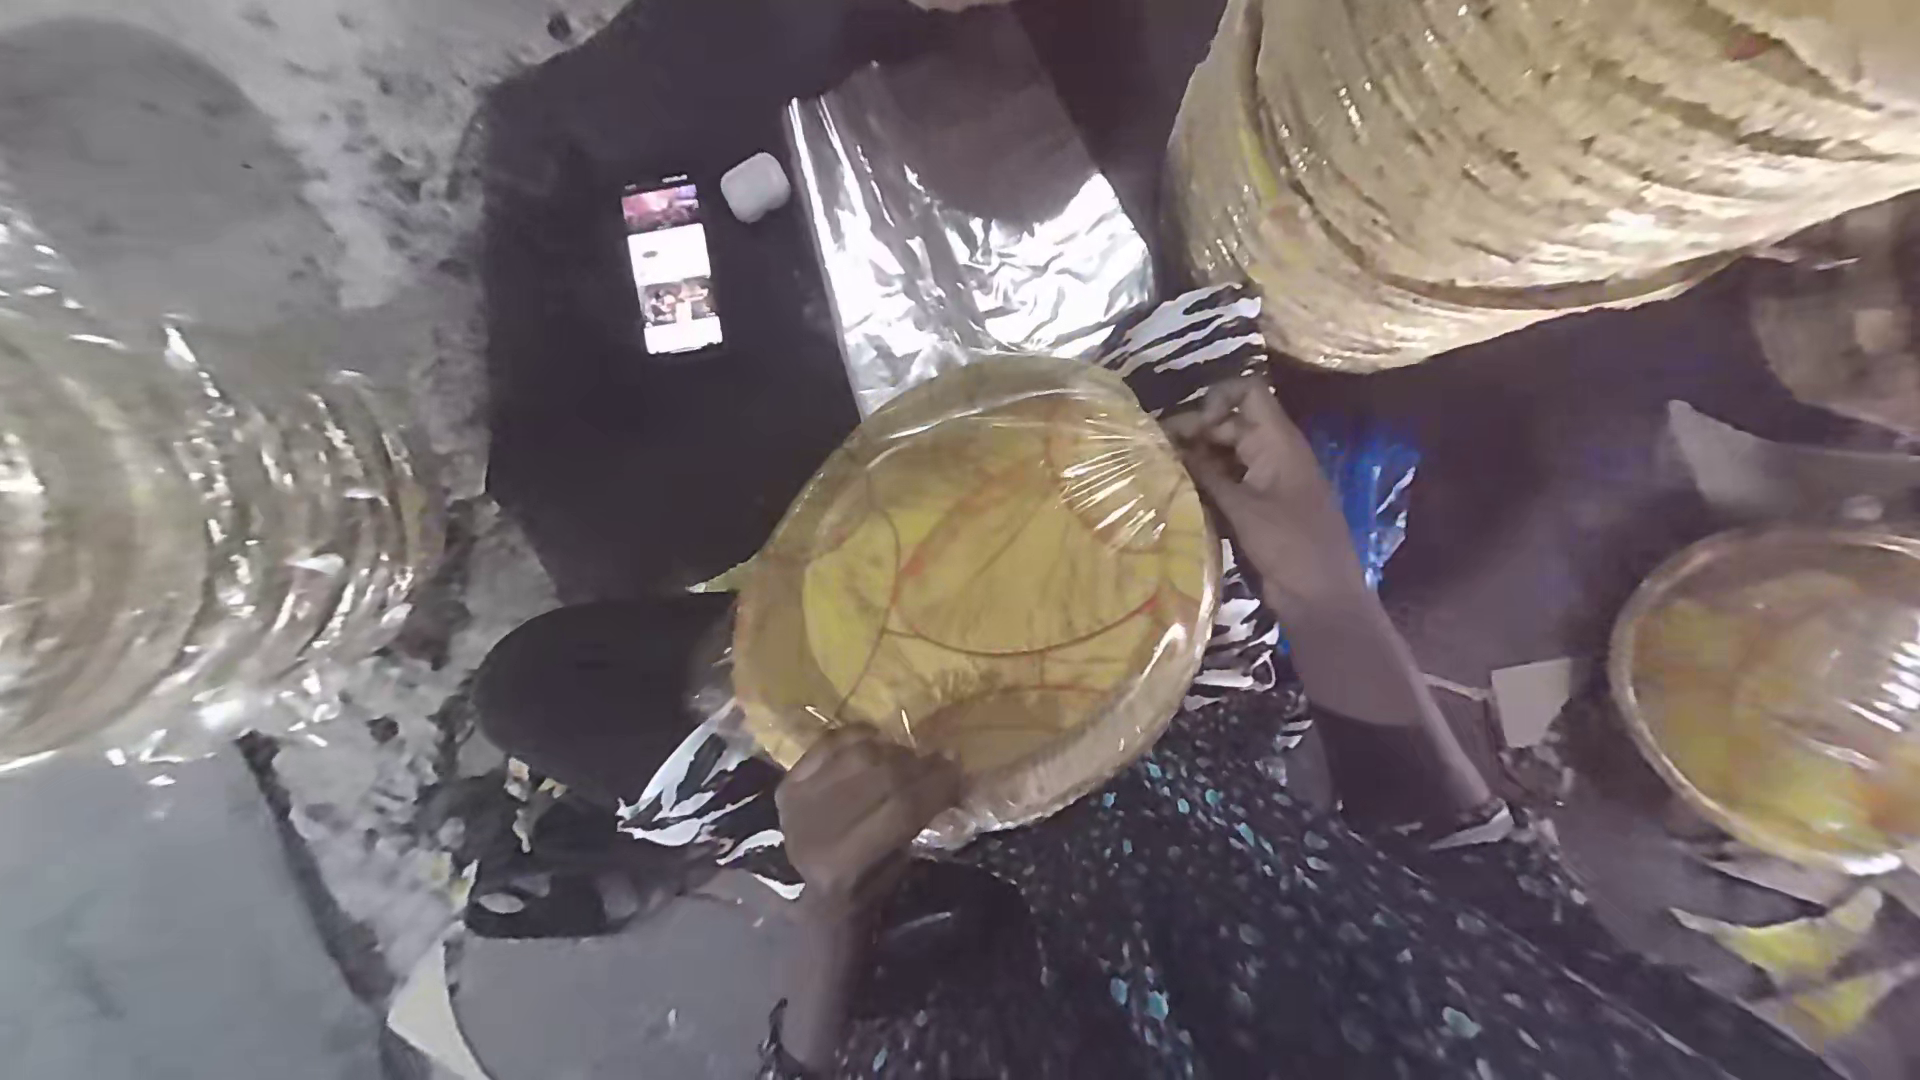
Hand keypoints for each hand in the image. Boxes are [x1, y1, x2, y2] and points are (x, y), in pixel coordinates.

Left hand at [776, 730, 960, 918]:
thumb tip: (949, 777)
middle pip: (882, 776)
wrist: (793, 896)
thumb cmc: (854, 894)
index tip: (959, 771)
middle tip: (942, 760)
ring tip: (910, 758)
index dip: (936, 785)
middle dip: (921, 765)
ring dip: (894, 750)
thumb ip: (915, 825)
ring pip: (859, 754)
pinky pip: (831, 742)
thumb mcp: (891, 873)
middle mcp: (816, 829)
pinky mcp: (788, 782)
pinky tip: (877, 741)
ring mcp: (797, 801)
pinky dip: (860, 736)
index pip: (902, 809)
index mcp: (844, 864)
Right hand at [1162, 376, 1367, 617]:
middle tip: (1155, 453)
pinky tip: (1175, 492)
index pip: (1248, 393)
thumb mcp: (1242, 508)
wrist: (1319, 594)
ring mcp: (1262, 479)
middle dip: (1193, 433)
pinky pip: (1224, 480)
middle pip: (1227, 424)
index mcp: (1277, 442)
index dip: (1215, 400)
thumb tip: (1170, 449)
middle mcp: (1269, 453)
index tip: (1190, 429)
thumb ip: (1206, 475)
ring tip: (1158, 471)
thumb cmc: (1289, 545)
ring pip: (1221, 453)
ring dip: (1193, 459)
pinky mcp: (1254, 503)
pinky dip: (1202, 481)